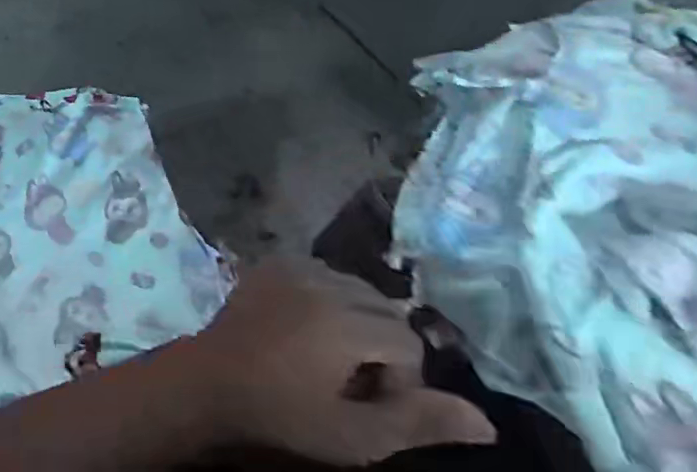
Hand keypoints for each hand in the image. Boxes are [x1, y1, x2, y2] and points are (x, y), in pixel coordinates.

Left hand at [186, 256, 494, 465]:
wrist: (212, 381)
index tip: (368, 401)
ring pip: (355, 286)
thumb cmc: (282, 413)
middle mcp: (321, 279)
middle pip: (383, 308)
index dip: (400, 381)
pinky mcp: (272, 261)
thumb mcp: (354, 435)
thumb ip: (419, 423)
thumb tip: (484, 419)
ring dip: (357, 319)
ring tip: (329, 354)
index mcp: (343, 319)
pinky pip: (321, 271)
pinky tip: (307, 325)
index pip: (408, 342)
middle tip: (351, 380)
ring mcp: (292, 264)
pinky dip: (327, 295)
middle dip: (381, 346)